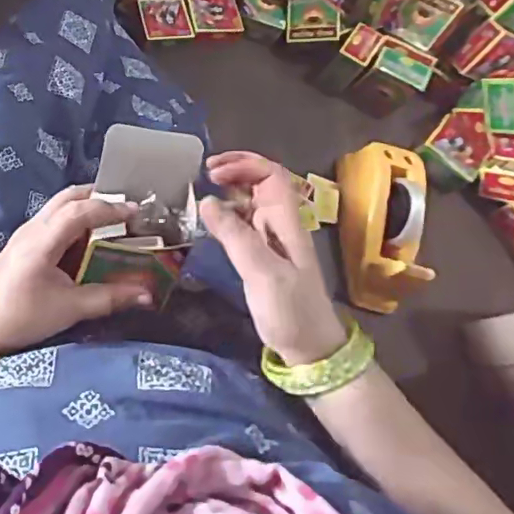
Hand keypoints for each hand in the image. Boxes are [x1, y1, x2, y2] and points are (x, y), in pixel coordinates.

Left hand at [0, 185, 154, 352]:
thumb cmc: (21, 316)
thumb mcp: (69, 309)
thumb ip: (109, 298)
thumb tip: (146, 295)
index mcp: (43, 240)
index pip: (80, 211)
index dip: (110, 208)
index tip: (136, 212)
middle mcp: (33, 228)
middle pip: (68, 197)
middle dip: (99, 196)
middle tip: (125, 206)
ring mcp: (25, 232)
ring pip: (59, 204)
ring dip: (86, 204)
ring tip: (112, 217)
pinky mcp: (23, 241)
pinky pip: (53, 217)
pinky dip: (74, 216)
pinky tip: (88, 234)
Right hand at [199, 151, 347, 365]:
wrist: (310, 348)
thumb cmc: (291, 310)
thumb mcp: (262, 273)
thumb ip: (235, 236)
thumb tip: (206, 201)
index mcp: (288, 222)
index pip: (271, 175)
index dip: (244, 164)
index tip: (213, 172)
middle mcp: (281, 224)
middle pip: (261, 182)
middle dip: (235, 170)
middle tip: (204, 174)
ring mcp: (272, 240)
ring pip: (251, 201)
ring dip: (229, 190)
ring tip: (203, 193)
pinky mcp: (263, 256)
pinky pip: (244, 223)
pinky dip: (227, 214)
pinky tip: (212, 221)